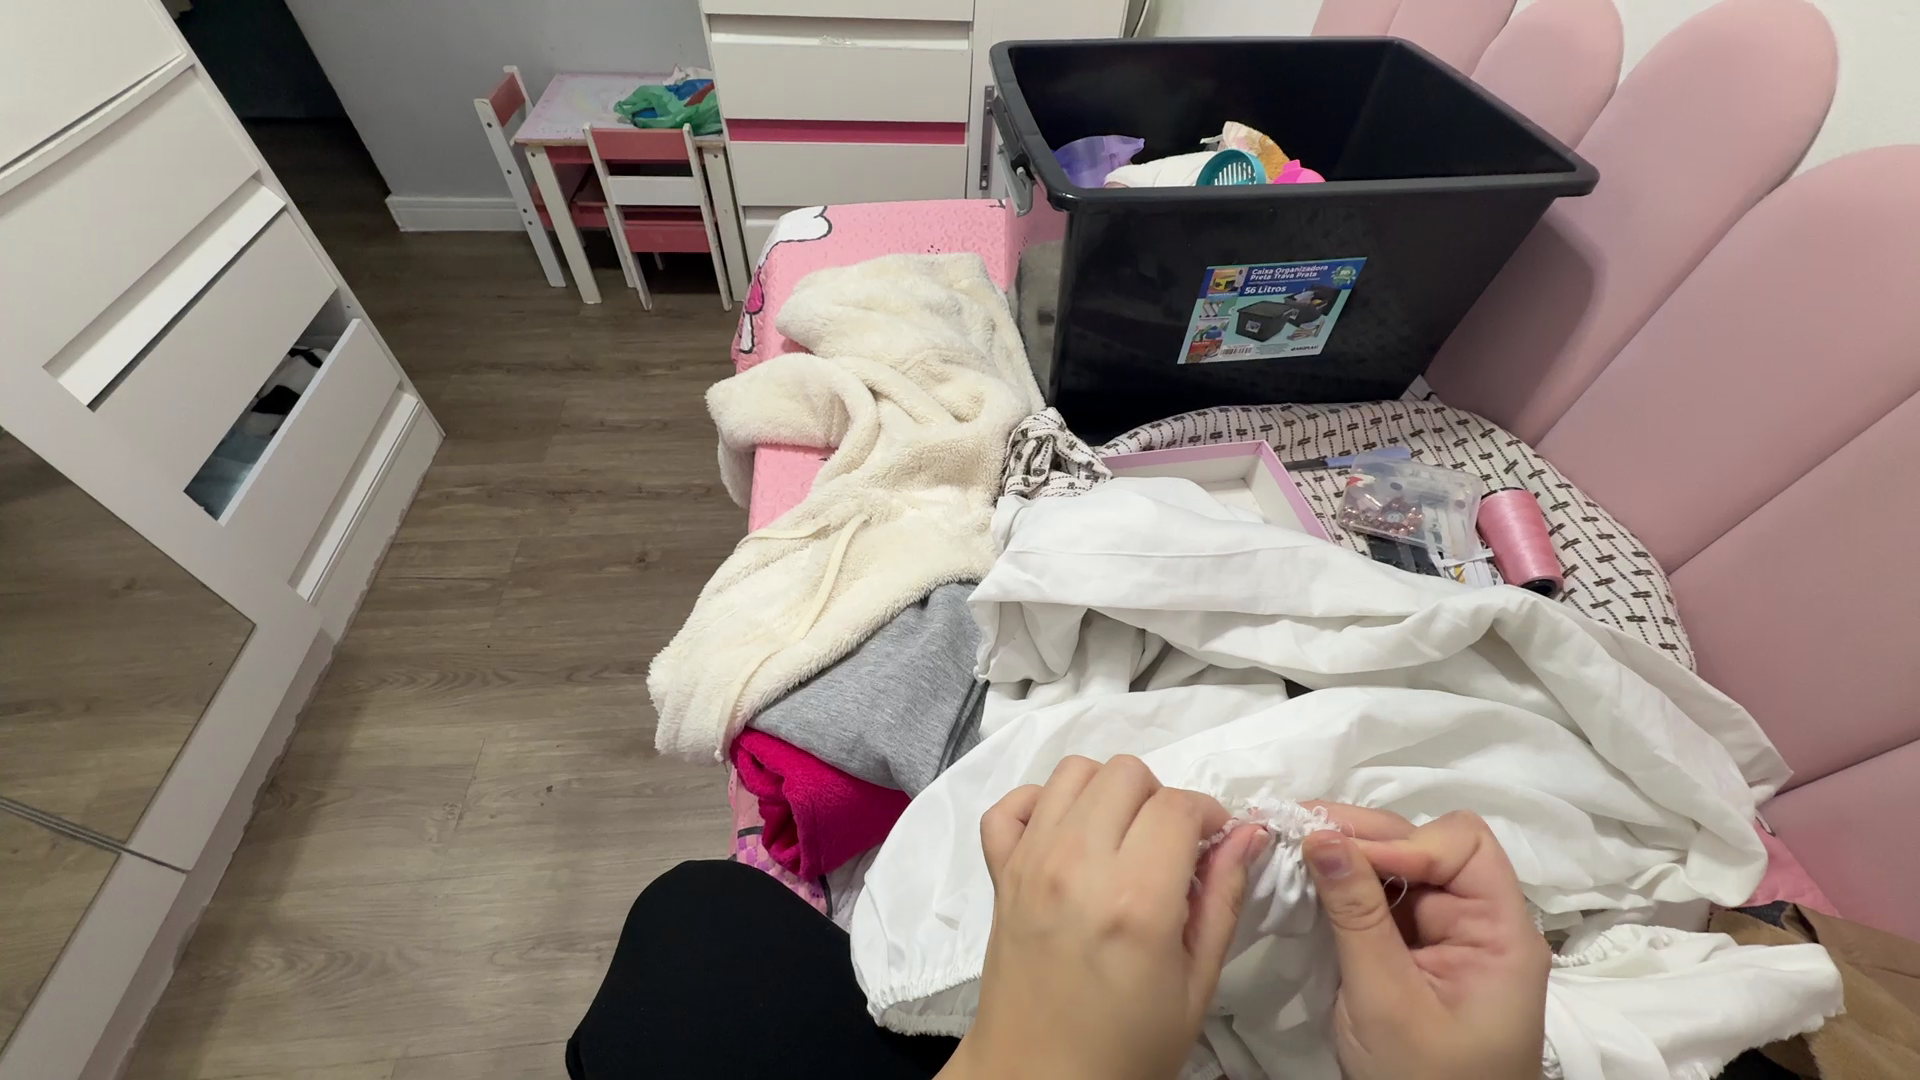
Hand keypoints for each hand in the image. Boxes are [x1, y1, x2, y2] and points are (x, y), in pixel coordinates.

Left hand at [939, 755, 1267, 1079]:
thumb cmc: (1128, 1044)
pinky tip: (1063, 833)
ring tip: (1120, 834)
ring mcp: (1031, 859)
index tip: (1213, 839)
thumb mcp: (1196, 983)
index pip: (1178, 805)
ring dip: (1106, 790)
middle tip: (1166, 843)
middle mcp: (1078, 862)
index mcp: (1135, 898)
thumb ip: (1223, 898)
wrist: (1040, 1077)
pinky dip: (1040, 803)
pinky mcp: (999, 867)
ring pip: (1073, 771)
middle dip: (1159, 797)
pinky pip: (1011, 802)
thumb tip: (1248, 832)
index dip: (1208, 813)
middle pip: (1125, 772)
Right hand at [1302, 805, 1549, 1079]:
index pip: (1462, 845)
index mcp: (1498, 933)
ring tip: (1291, 844)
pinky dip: (1339, 876)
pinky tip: (1305, 873)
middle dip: (1360, 833)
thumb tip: (1320, 833)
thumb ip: (1355, 912)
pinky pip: (1376, 889)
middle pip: (1422, 842)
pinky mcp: (1408, 942)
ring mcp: (1441, 930)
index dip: (1406, 840)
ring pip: (1394, 860)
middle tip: (1293, 829)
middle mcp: (1475, 920)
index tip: (1344, 856)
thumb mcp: (1385, 999)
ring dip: (1344, 849)